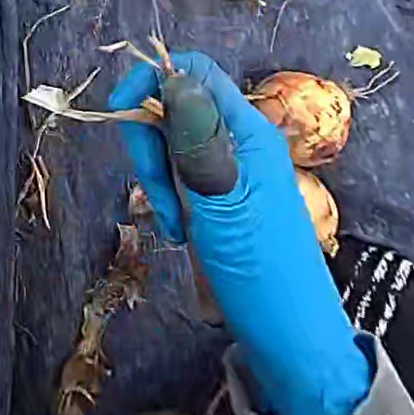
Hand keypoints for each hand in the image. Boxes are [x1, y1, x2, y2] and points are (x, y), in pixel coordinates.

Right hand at [110, 51, 370, 414]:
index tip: (120, 110)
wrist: (293, 343)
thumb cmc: (262, 271)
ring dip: (158, 175)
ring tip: (172, 222)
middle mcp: (238, 137)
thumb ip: (198, 137)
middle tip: (156, 191)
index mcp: (247, 129)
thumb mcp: (223, 202)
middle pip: (175, 106)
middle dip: (151, 142)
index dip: (153, 78)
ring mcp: (228, 165)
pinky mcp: (218, 192)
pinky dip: (167, 194)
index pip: (196, 72)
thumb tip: (172, 75)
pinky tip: (178, 228)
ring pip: (171, 140)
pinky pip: (178, 172)